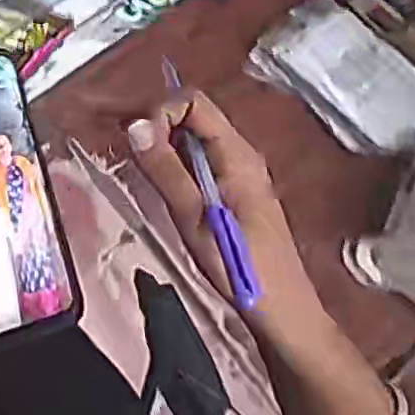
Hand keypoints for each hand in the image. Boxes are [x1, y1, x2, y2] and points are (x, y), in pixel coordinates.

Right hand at [125, 91, 334, 349]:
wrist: (281, 313)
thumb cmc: (240, 267)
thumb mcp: (195, 218)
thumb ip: (165, 170)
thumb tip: (134, 125)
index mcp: (237, 154)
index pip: (192, 101)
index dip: (160, 112)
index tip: (138, 143)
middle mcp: (238, 154)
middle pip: (190, 115)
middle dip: (155, 127)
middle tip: (133, 158)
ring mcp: (235, 171)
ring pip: (189, 137)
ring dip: (160, 146)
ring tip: (143, 174)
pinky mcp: (228, 188)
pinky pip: (193, 159)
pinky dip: (170, 163)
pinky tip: (162, 188)